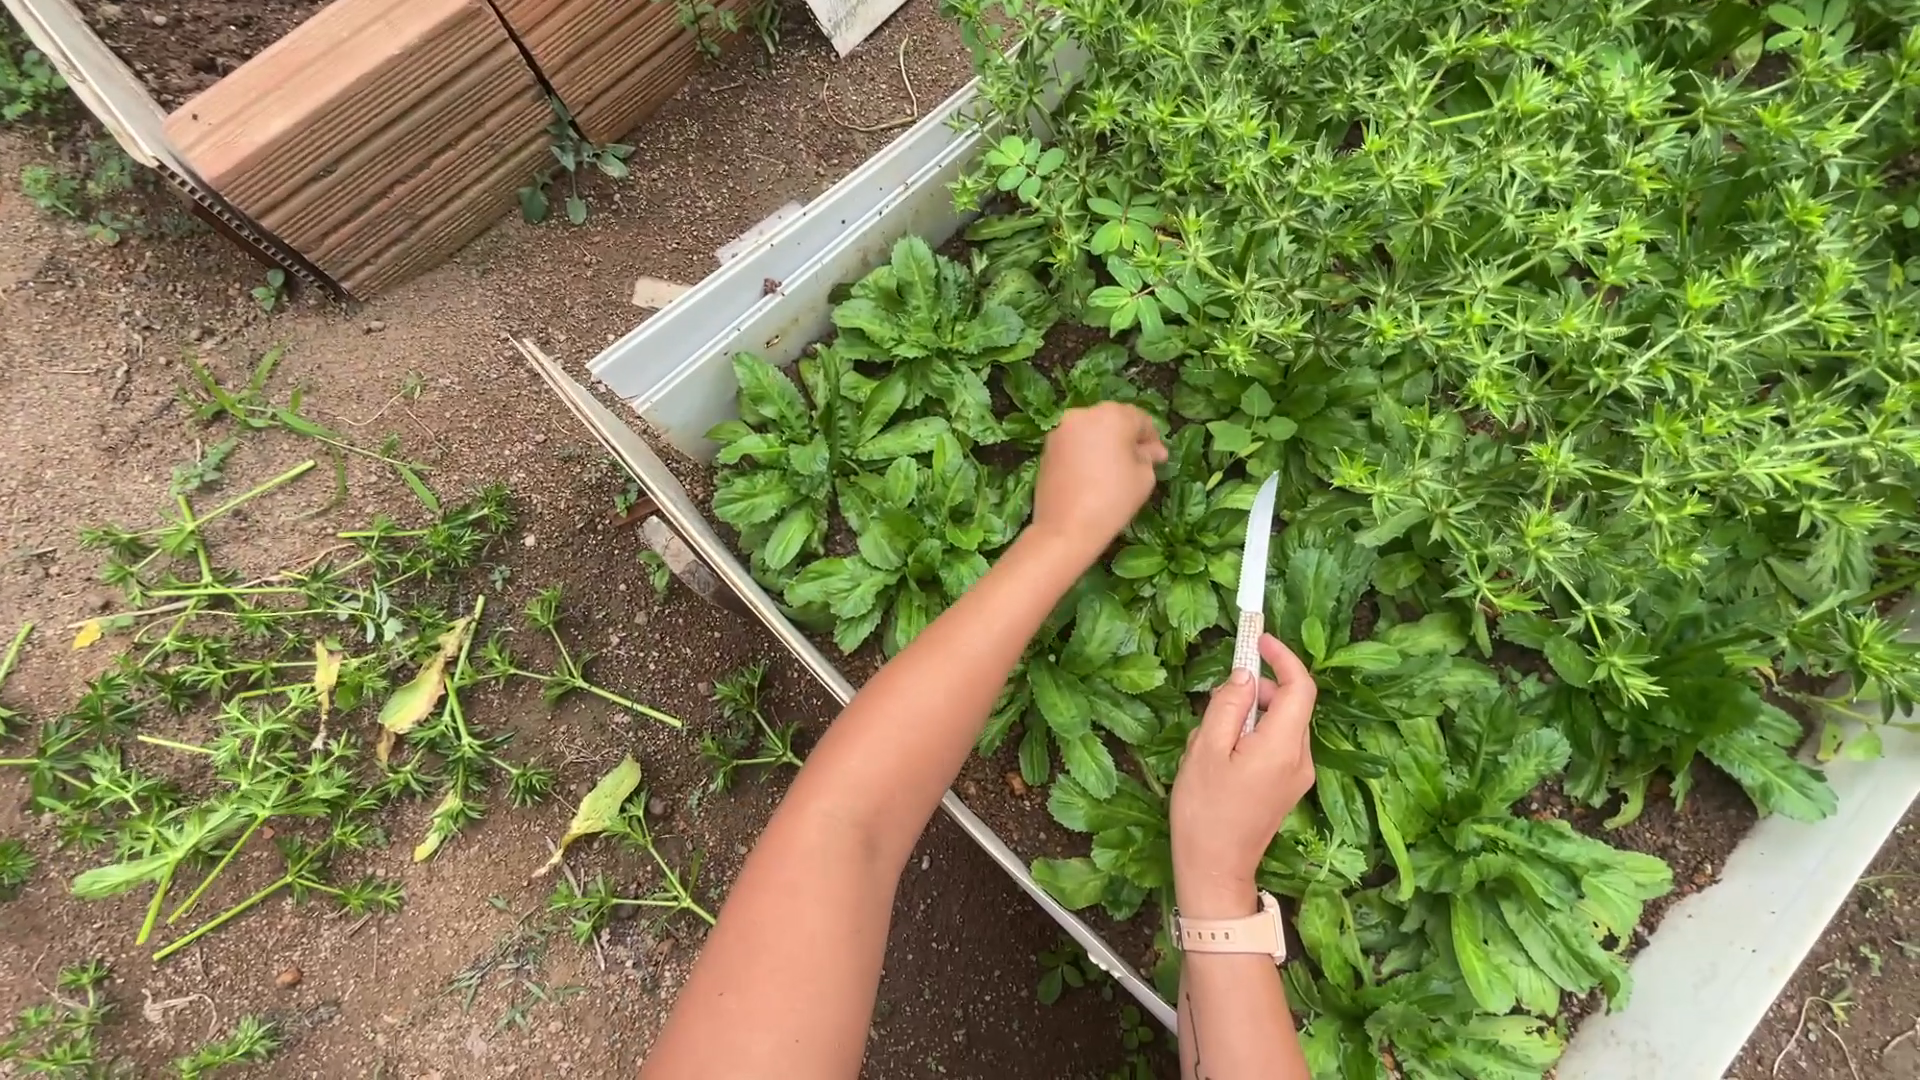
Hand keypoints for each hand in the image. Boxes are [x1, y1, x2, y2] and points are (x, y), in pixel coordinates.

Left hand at [1029, 403, 1165, 561]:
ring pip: (1091, 431)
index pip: (1139, 419)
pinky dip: (1085, 452)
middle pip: (1112, 420)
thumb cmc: (1112, 499)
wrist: (1065, 527)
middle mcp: (1083, 415)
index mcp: (1112, 415)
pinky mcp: (1046, 448)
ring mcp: (1061, 431)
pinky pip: (1074, 444)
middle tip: (1139, 461)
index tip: (1158, 457)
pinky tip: (1092, 473)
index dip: (1151, 438)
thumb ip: (1147, 455)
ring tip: (1114, 468)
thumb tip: (1149, 450)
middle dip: (1127, 437)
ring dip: (1104, 443)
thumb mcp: (1144, 477)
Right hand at [1170, 634, 1316, 917]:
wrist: (1214, 867)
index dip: (1283, 657)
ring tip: (1209, 738)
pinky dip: (1250, 735)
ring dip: (1248, 715)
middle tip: (1217, 699)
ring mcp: (1296, 775)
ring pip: (1279, 724)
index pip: (1301, 687)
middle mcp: (1300, 759)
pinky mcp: (1286, 787)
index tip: (1258, 640)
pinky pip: (1274, 745)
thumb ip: (1227, 705)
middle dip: (1256, 690)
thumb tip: (1245, 675)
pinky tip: (1218, 756)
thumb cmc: (1204, 807)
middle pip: (1290, 705)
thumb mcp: (1205, 748)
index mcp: (1284, 746)